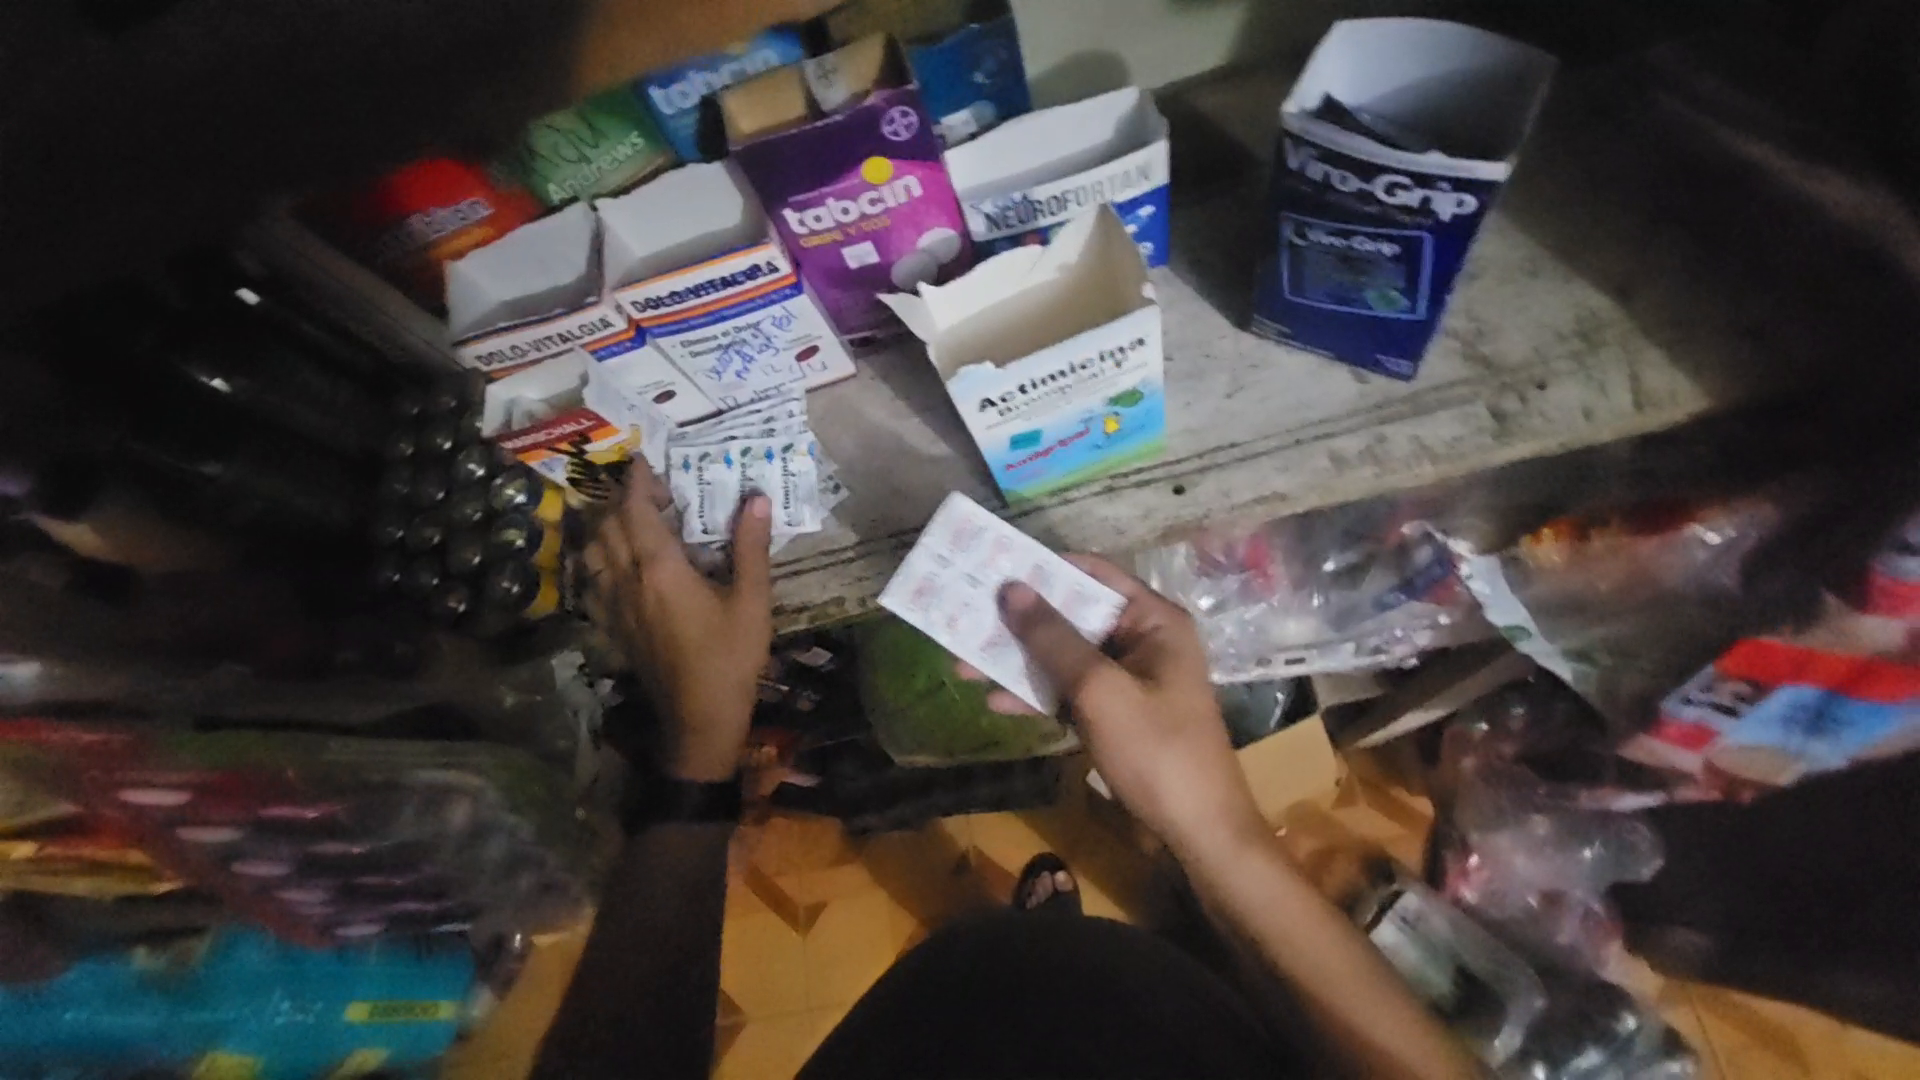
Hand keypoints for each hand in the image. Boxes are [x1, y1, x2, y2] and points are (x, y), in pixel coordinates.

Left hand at [585, 468, 772, 782]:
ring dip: (603, 526)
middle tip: (648, 490)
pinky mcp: (613, 627)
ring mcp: (614, 606)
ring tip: (629, 519)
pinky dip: (598, 559)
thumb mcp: (752, 601)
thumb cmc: (731, 657)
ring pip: (591, 552)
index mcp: (660, 569)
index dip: (636, 482)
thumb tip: (756, 498)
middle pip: (606, 526)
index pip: (635, 511)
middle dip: (619, 499)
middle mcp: (627, 581)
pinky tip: (618, 563)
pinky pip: (592, 581)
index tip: (644, 461)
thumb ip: (750, 547)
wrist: (700, 717)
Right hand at [971, 557, 1267, 859]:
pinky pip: (1069, 692)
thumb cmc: (1156, 751)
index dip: (1044, 569)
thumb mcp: (1099, 689)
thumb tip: (1011, 588)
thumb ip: (1053, 638)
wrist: (1196, 834)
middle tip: (967, 616)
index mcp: (1153, 621)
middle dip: (1020, 622)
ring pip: (1065, 657)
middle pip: (1073, 617)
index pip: (1094, 574)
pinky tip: (996, 702)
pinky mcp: (1114, 714)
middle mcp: (1142, 641)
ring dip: (1019, 662)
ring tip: (963, 664)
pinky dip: (1037, 696)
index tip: (994, 567)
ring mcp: (1127, 680)